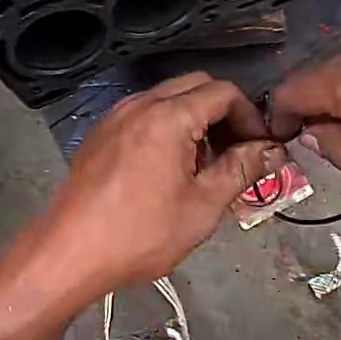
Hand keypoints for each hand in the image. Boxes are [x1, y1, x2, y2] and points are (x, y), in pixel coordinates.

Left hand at [11, 73, 284, 304]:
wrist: (68, 253)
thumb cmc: (139, 233)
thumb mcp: (201, 206)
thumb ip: (240, 170)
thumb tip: (272, 150)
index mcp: (168, 116)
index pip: (224, 92)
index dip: (251, 116)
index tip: (259, 148)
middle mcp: (140, 104)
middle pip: (197, 86)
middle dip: (224, 113)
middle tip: (236, 153)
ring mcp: (116, 116)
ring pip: (169, 98)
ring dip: (196, 119)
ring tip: (204, 165)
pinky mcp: (100, 132)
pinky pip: (144, 113)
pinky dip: (167, 126)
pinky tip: (169, 168)